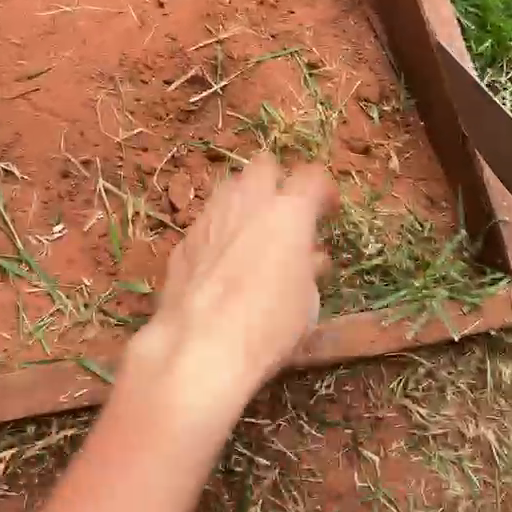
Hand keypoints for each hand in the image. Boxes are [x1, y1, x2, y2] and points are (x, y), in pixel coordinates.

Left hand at [124, 154, 335, 420]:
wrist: (200, 344)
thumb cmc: (268, 325)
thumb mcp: (306, 301)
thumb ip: (308, 268)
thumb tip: (309, 258)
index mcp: (289, 211)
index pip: (312, 177)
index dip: (322, 191)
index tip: (328, 209)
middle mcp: (248, 201)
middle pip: (265, 166)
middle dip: (277, 181)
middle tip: (285, 212)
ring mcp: (211, 216)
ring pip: (230, 187)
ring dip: (244, 202)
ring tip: (253, 233)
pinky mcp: (184, 239)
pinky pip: (207, 221)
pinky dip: (218, 232)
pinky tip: (221, 261)